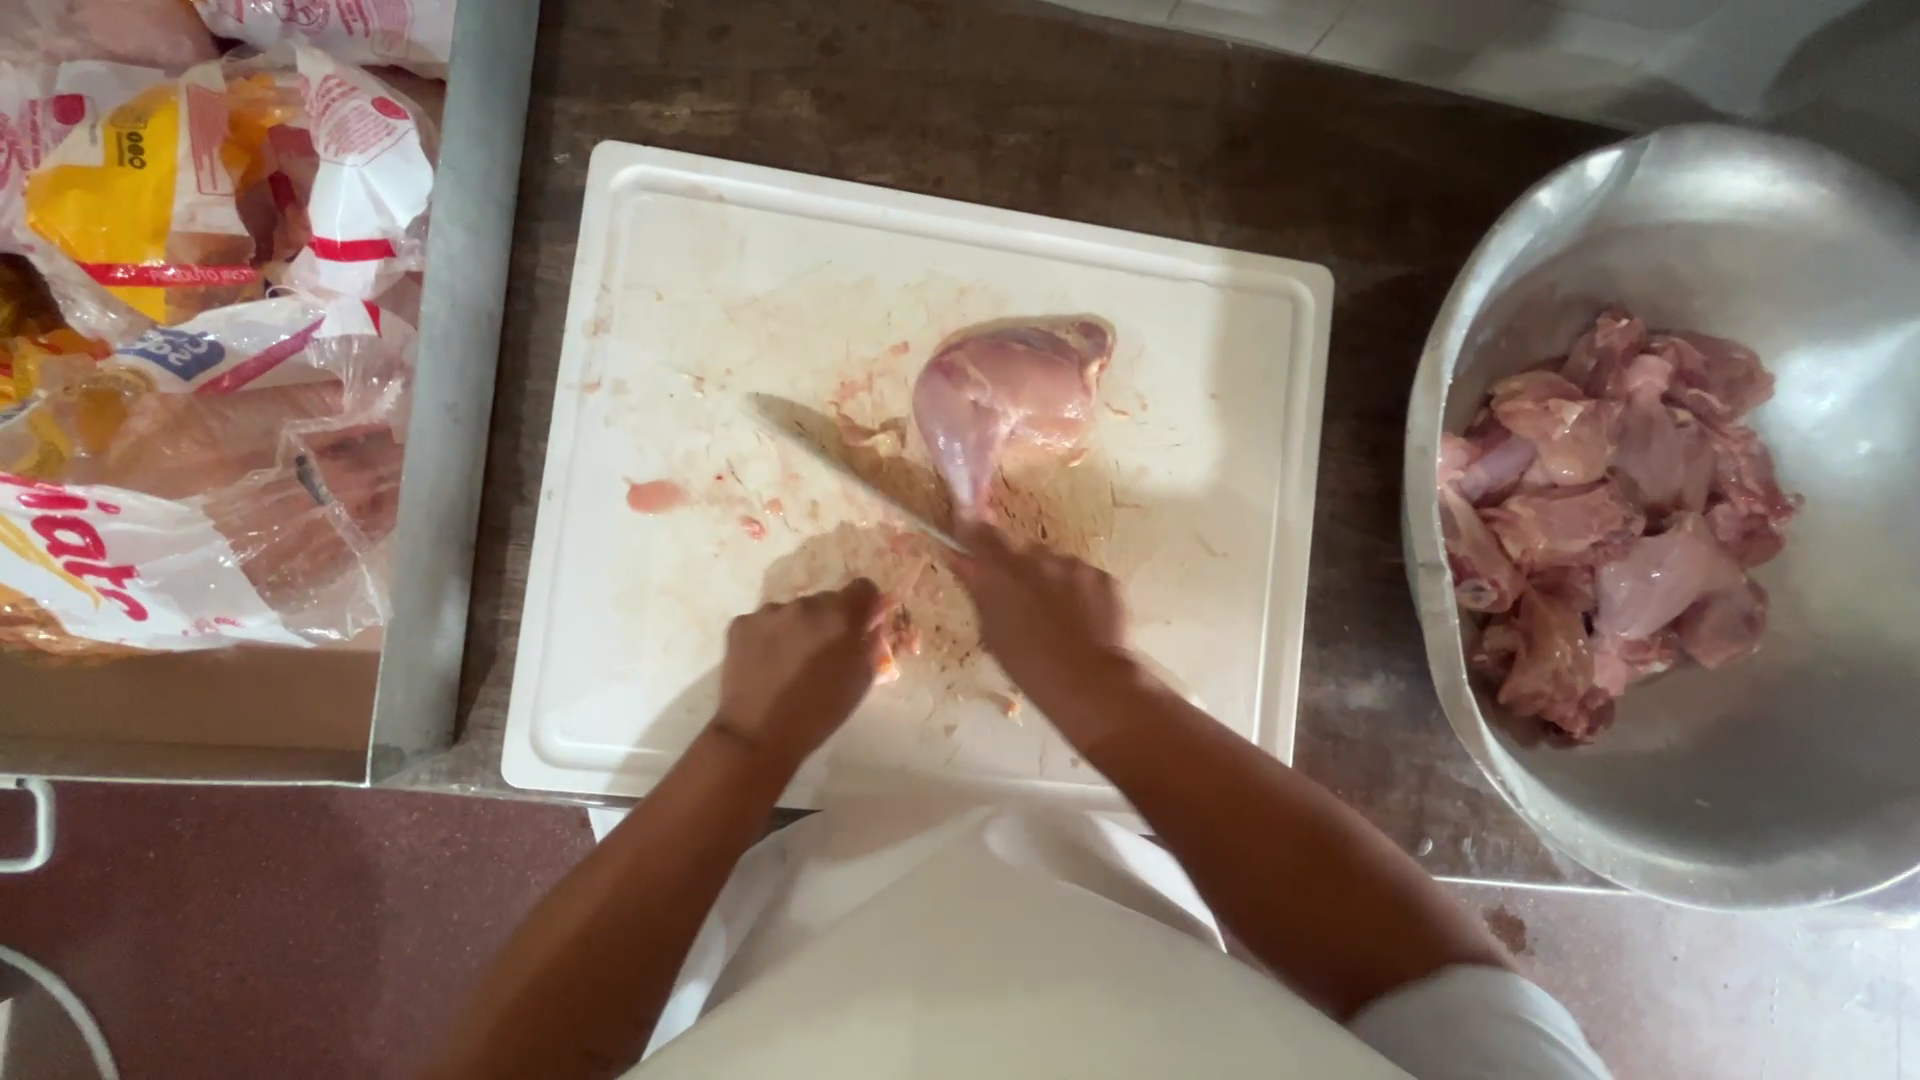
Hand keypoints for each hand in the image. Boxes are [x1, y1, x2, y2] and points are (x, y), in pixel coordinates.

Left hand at [712, 579, 883, 771]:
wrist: (757, 734)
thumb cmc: (819, 713)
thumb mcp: (861, 681)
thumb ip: (870, 643)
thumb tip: (870, 624)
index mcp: (840, 616)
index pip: (863, 588)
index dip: (865, 606)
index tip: (860, 626)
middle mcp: (805, 604)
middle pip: (826, 601)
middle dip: (829, 621)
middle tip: (822, 653)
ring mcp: (769, 612)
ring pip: (793, 612)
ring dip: (797, 628)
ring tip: (789, 662)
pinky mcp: (741, 623)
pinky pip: (764, 622)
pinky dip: (768, 637)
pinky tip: (765, 664)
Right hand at [946, 522, 1131, 702]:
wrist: (1089, 682)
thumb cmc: (1029, 667)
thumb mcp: (992, 633)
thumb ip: (977, 590)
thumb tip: (957, 557)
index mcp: (1001, 574)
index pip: (981, 535)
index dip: (975, 528)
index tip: (972, 524)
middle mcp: (1035, 560)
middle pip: (1025, 555)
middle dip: (1024, 572)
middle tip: (1029, 607)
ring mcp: (1073, 566)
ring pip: (1058, 566)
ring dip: (1055, 583)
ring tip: (1062, 620)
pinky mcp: (1103, 577)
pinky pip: (1085, 579)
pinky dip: (1083, 594)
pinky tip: (1085, 623)